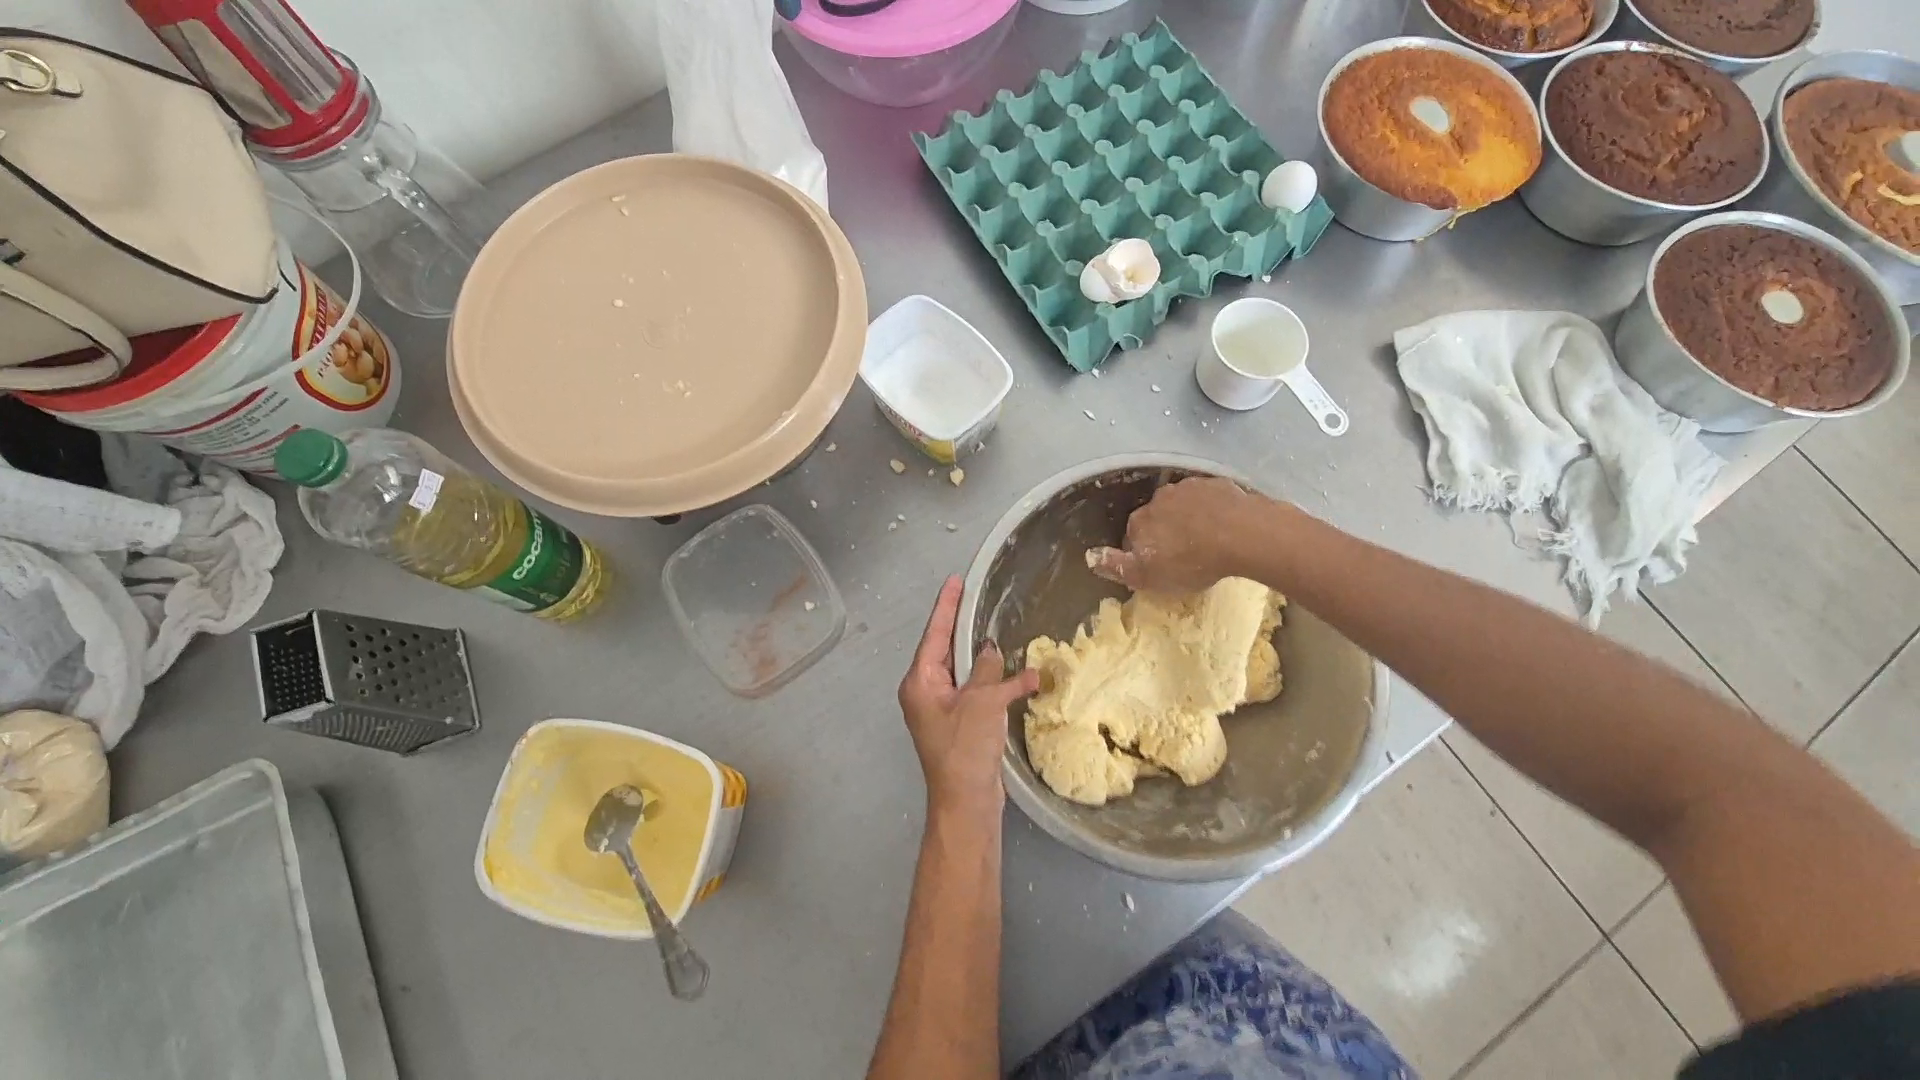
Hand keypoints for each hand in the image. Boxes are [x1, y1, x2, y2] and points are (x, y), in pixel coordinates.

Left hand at [898, 576, 1040, 813]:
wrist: (968, 804)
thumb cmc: (965, 750)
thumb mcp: (979, 703)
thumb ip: (986, 671)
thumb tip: (990, 650)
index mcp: (920, 682)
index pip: (934, 634)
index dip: (946, 606)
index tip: (955, 580)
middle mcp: (927, 692)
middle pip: (947, 650)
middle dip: (965, 628)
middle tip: (979, 597)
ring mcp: (943, 709)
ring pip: (966, 672)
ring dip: (987, 659)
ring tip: (1002, 631)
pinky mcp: (962, 724)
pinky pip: (979, 693)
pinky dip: (999, 686)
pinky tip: (1028, 678)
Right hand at [1088, 476, 1277, 592]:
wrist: (1240, 534)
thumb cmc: (1190, 561)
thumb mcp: (1148, 576)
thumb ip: (1116, 565)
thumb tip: (1090, 556)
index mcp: (1139, 521)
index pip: (1132, 535)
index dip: (1144, 551)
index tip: (1159, 565)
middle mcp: (1158, 499)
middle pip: (1157, 517)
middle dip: (1166, 531)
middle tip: (1184, 553)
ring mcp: (1189, 488)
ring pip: (1183, 504)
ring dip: (1189, 518)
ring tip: (1206, 539)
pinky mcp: (1217, 483)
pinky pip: (1209, 497)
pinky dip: (1212, 509)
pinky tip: (1224, 525)